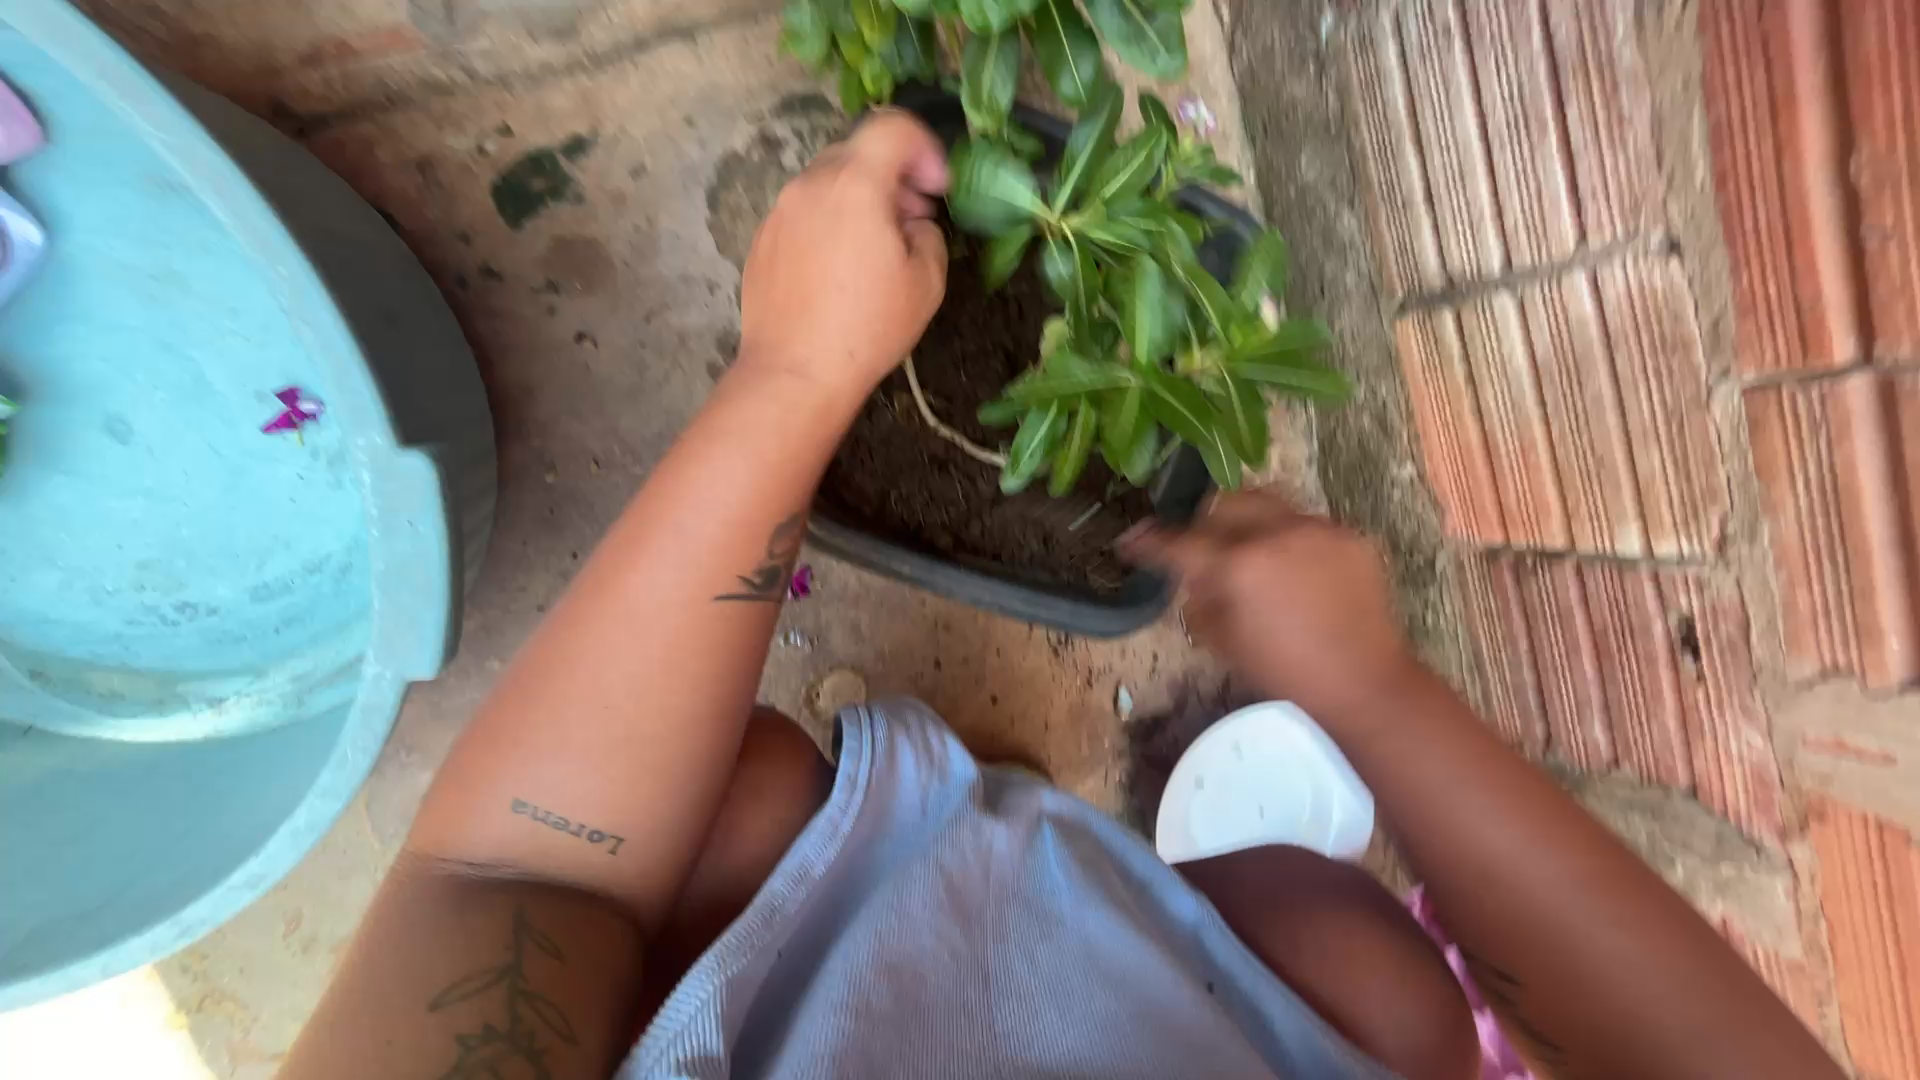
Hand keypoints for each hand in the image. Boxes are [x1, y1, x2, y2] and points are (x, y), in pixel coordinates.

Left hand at [736, 109, 948, 402]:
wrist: (796, 372)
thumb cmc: (868, 328)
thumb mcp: (927, 284)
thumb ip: (930, 236)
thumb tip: (913, 225)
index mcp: (855, 184)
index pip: (894, 128)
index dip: (926, 148)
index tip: (938, 188)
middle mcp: (810, 185)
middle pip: (857, 153)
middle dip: (892, 176)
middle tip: (912, 218)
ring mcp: (779, 212)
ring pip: (827, 185)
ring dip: (858, 201)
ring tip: (875, 249)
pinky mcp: (762, 241)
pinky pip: (803, 216)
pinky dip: (828, 225)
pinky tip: (838, 273)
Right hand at [1120, 490, 1425, 721]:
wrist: (1364, 683)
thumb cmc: (1285, 672)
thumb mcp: (1223, 642)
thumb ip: (1199, 599)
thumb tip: (1194, 579)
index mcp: (1239, 565)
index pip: (1179, 543)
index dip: (1148, 541)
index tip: (1130, 540)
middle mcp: (1276, 534)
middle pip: (1224, 503)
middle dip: (1202, 519)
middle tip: (1197, 542)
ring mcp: (1318, 530)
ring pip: (1268, 505)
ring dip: (1247, 522)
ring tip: (1247, 549)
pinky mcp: (1350, 536)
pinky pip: (1306, 525)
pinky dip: (1288, 540)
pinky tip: (1291, 568)